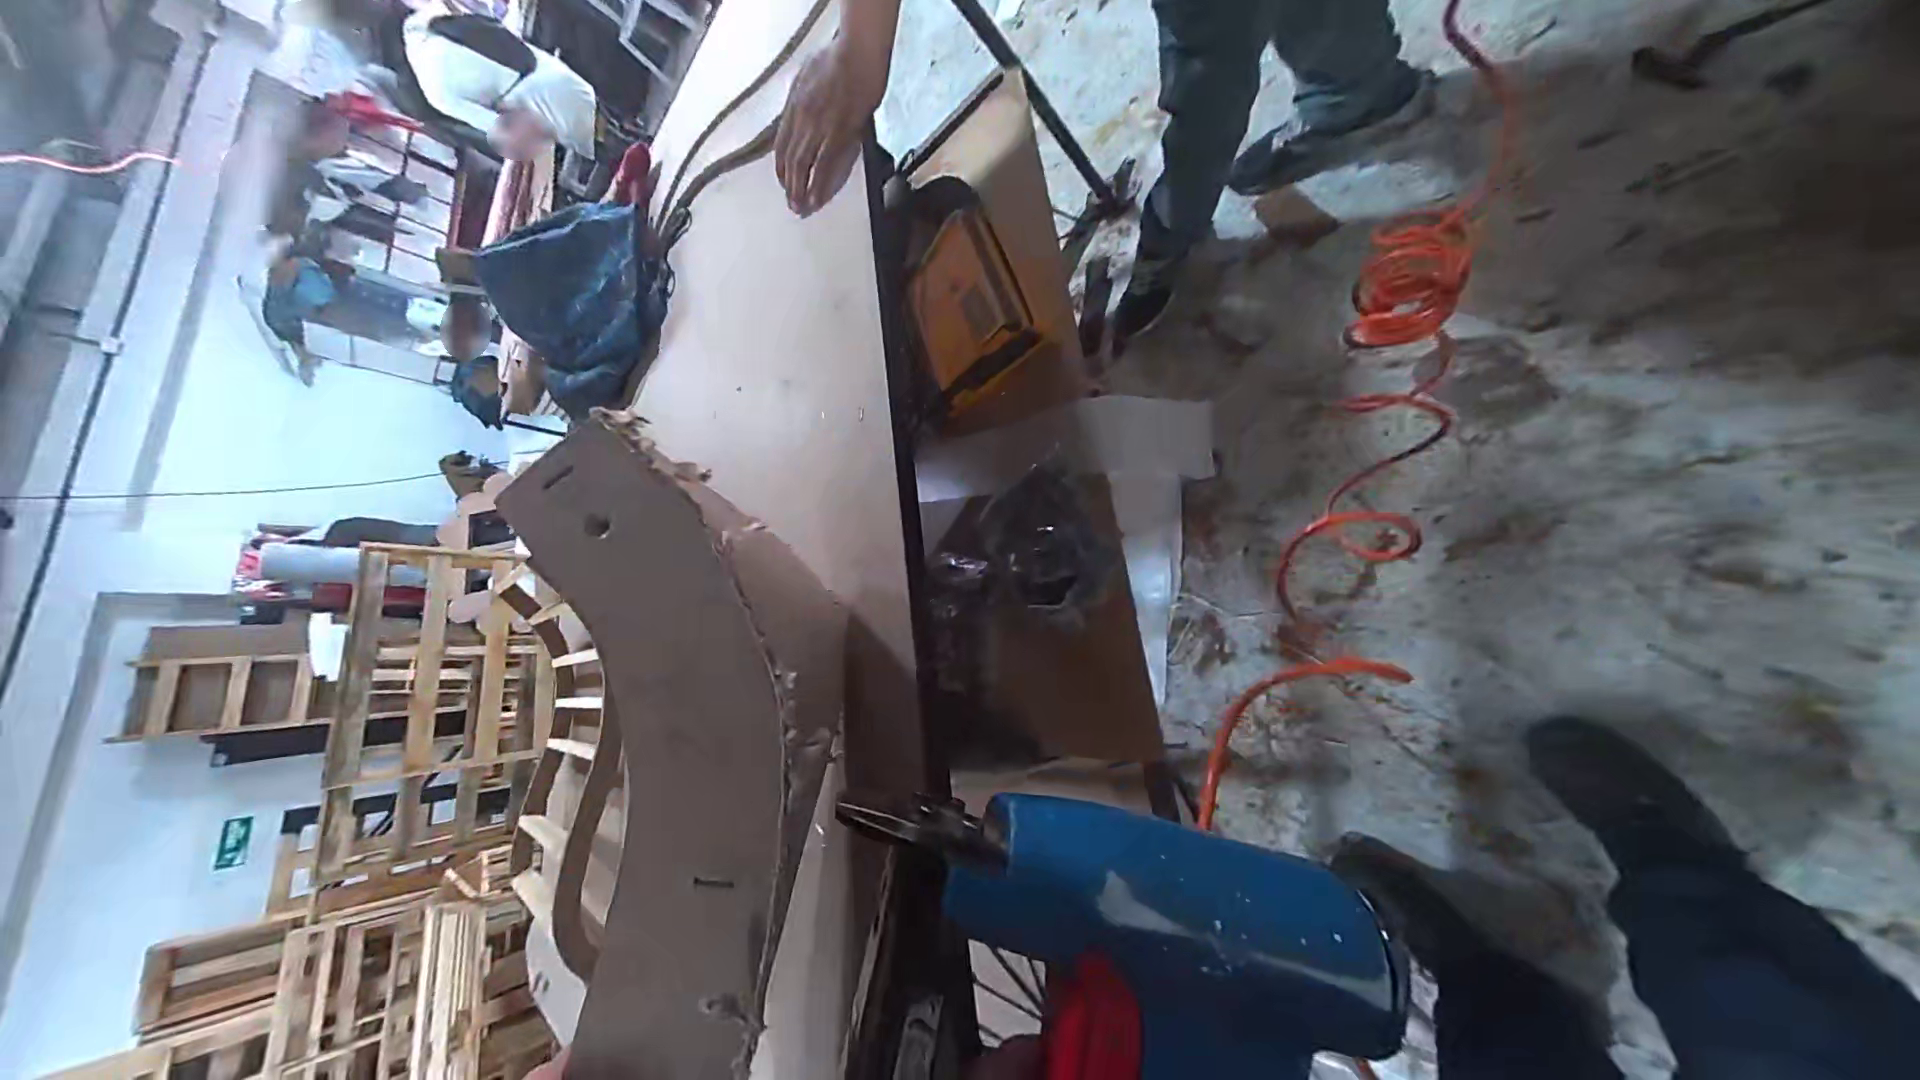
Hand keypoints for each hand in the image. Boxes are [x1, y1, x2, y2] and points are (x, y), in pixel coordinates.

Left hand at [774, 33, 887, 216]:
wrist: (858, 55)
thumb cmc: (839, 59)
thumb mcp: (809, 74)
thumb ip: (803, 97)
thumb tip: (801, 112)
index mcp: (794, 104)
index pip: (781, 144)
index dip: (781, 167)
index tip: (784, 182)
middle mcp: (801, 118)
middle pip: (790, 159)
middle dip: (790, 185)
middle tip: (792, 205)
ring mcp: (818, 128)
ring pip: (803, 166)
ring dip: (800, 190)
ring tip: (801, 209)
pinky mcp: (838, 135)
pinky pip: (824, 167)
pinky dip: (819, 186)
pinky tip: (817, 200)